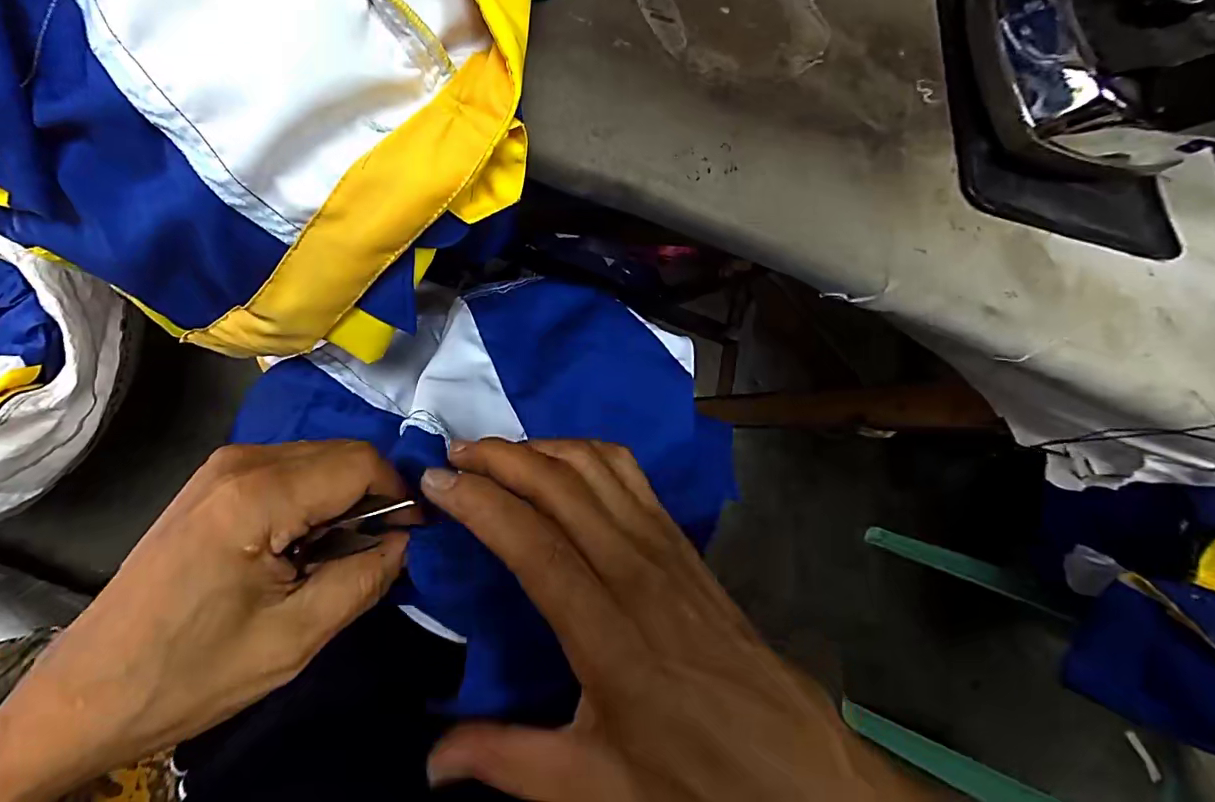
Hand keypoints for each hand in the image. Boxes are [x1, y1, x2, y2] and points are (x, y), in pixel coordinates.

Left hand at [0, 441, 411, 801]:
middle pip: (344, 454)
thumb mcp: (294, 638)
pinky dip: (313, 498)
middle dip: (371, 497)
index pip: (364, 463)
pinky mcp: (213, 481)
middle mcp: (241, 460)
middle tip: (369, 554)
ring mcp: (222, 466)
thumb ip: (366, 578)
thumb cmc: (188, 674)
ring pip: (320, 458)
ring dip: (343, 498)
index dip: (399, 496)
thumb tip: (406, 539)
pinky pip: (291, 469)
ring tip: (330, 555)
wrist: (80, 699)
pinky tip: (297, 545)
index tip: (409, 538)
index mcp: (258, 494)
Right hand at [420, 438, 927, 801]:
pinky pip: (633, 476)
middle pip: (563, 488)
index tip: (438, 481)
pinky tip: (565, 458)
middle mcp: (635, 570)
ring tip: (500, 449)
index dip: (482, 503)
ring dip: (546, 447)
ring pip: (600, 468)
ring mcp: (664, 546)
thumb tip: (431, 760)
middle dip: (504, 458)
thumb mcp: (593, 781)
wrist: (783, 751)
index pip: (533, 544)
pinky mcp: (682, 540)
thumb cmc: (687, 767)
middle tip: (456, 452)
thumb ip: (508, 758)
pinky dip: (591, 453)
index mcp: (606, 632)